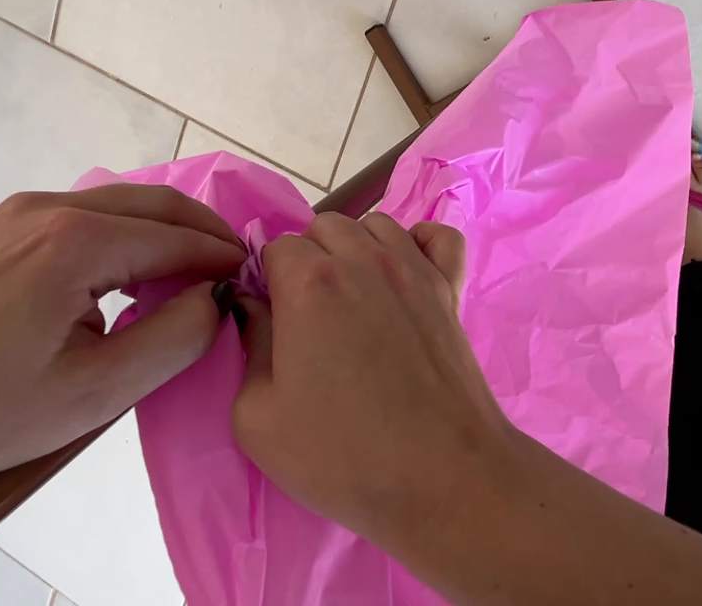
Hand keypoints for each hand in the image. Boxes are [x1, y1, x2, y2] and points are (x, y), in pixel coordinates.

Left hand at [0, 184, 246, 527]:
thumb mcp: (96, 393)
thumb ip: (176, 336)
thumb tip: (217, 296)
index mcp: (72, 240)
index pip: (177, 236)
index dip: (223, 257)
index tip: (256, 280)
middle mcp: (45, 207)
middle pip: (152, 204)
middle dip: (201, 232)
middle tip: (233, 270)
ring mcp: (12, 214)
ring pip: (117, 205)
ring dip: (162, 232)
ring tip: (187, 277)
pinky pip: (81, 217)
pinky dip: (122, 236)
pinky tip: (125, 277)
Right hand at [231, 212, 519, 552]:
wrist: (440, 477)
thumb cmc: (341, 455)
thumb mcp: (257, 417)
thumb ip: (250, 345)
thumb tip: (254, 306)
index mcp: (309, 282)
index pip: (276, 248)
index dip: (268, 280)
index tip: (272, 318)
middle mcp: (363, 258)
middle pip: (324, 228)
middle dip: (309, 259)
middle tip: (310, 316)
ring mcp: (414, 267)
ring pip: (376, 224)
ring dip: (358, 248)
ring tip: (355, 296)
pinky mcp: (451, 285)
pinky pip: (438, 236)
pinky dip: (420, 243)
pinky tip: (408, 272)